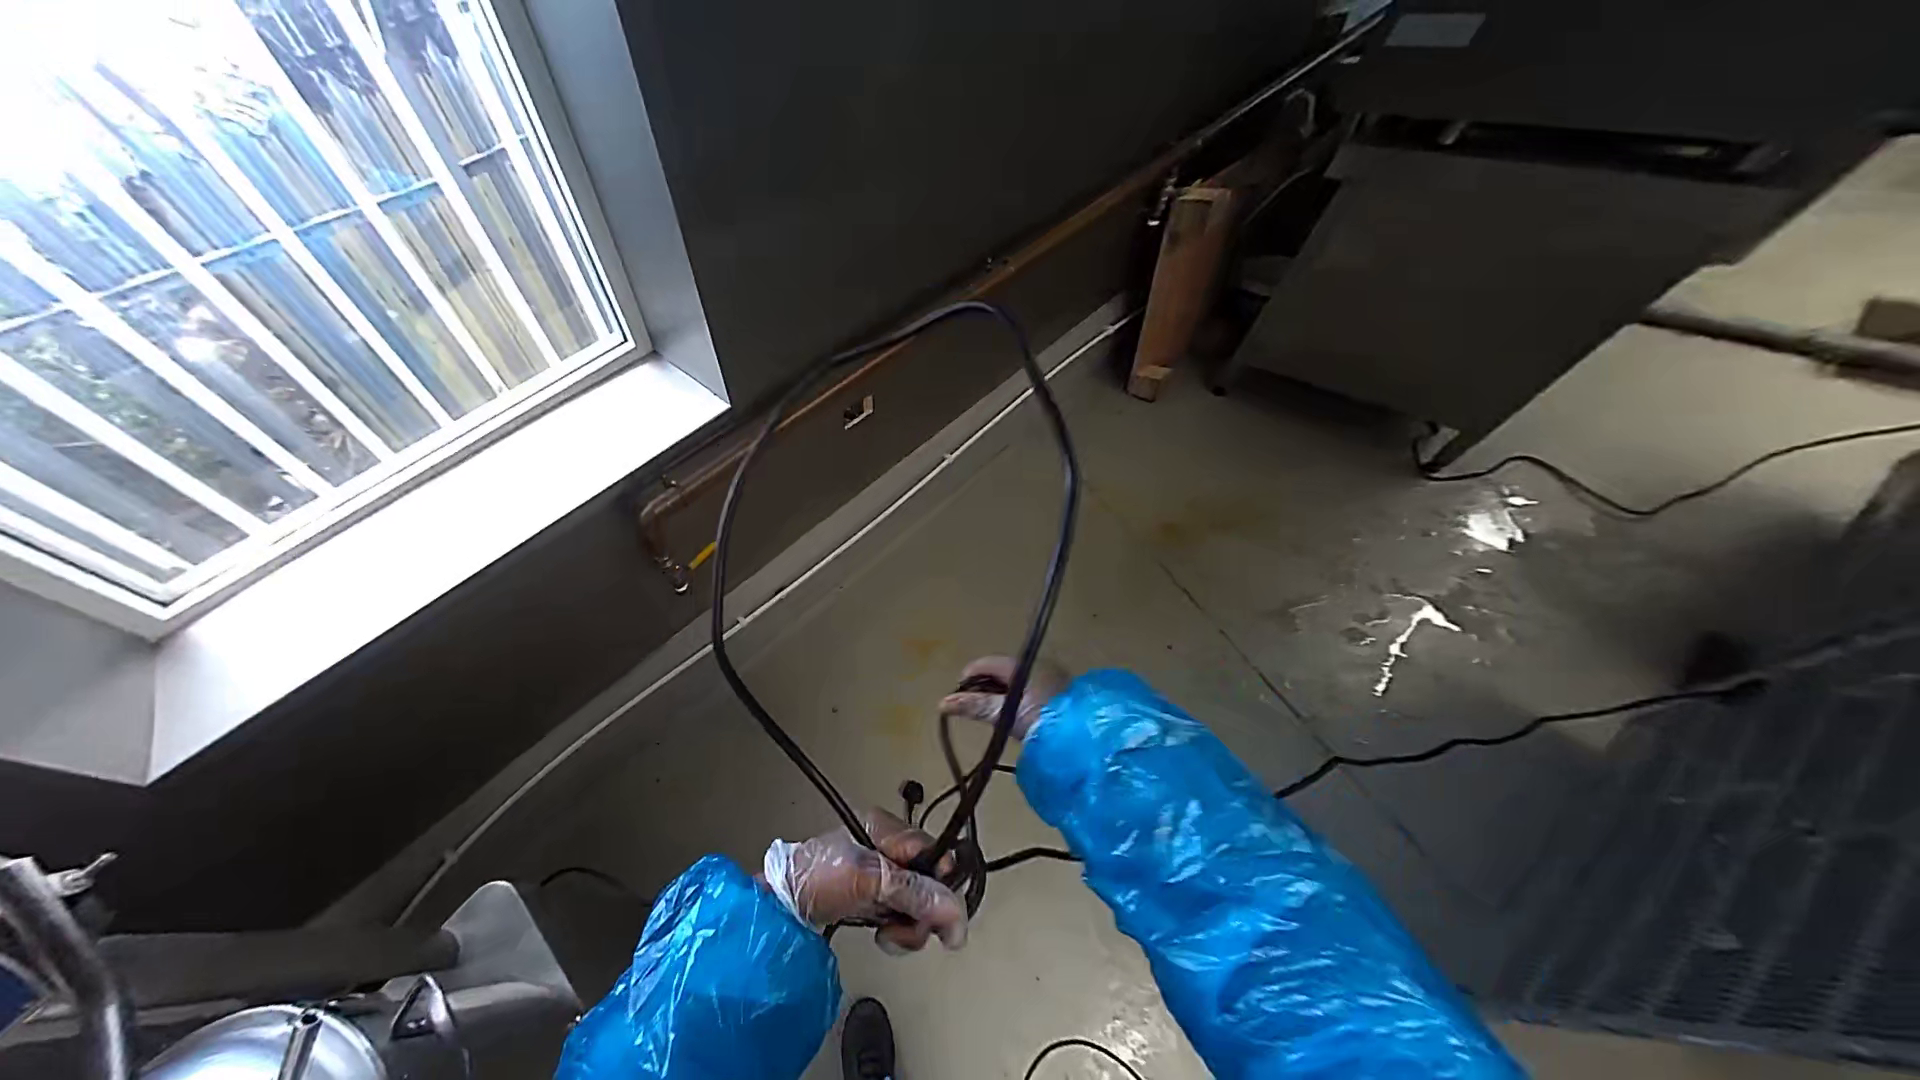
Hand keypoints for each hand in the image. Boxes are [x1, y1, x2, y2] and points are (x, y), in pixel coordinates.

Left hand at [762, 807, 967, 952]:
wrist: (778, 909)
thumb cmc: (814, 880)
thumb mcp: (867, 882)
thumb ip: (912, 892)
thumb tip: (954, 910)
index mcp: (888, 830)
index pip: (936, 852)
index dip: (941, 883)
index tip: (936, 915)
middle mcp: (891, 849)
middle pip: (932, 881)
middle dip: (924, 911)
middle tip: (906, 929)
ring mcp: (885, 875)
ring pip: (922, 903)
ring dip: (910, 927)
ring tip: (887, 935)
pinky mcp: (877, 898)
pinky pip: (905, 916)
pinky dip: (899, 931)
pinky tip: (882, 934)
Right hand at [937, 656, 1071, 739]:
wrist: (1085, 739)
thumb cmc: (1043, 720)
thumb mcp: (1007, 713)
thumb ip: (977, 706)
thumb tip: (943, 703)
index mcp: (1024, 665)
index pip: (987, 663)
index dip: (969, 678)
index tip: (958, 698)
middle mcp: (1037, 666)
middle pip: (1000, 672)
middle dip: (983, 688)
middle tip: (974, 710)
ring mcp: (1050, 680)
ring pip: (1014, 683)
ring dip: (1000, 697)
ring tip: (993, 717)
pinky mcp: (1058, 696)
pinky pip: (1028, 692)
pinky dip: (1016, 702)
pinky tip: (1014, 718)